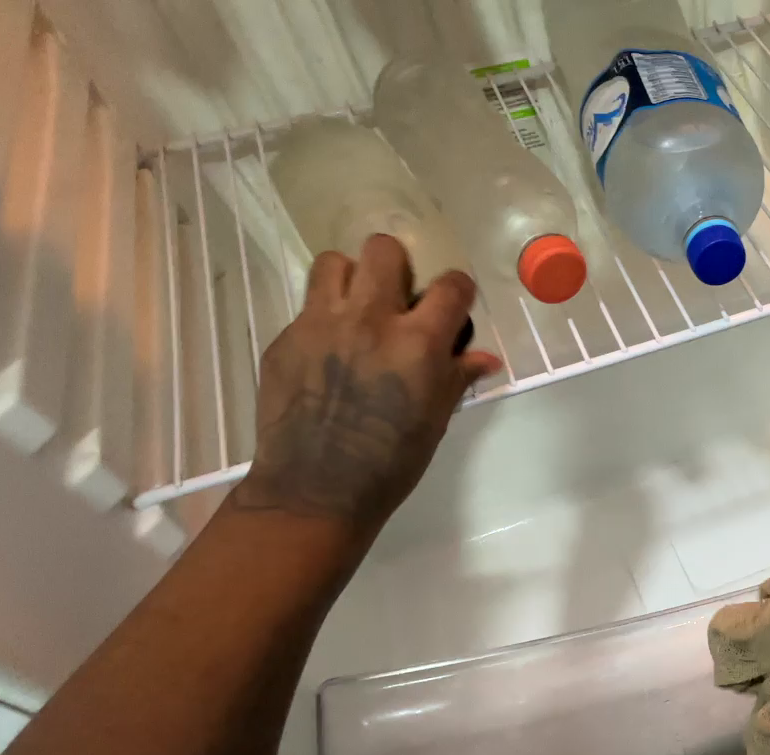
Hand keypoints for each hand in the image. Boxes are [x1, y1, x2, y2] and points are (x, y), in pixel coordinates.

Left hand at [233, 234, 501, 525]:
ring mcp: (320, 324)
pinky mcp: (285, 338)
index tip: (455, 303)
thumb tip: (483, 358)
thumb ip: (456, 377)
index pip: (451, 287)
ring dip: (353, 280)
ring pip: (335, 263)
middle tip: (399, 301)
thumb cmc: (391, 463)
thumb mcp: (435, 420)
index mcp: (418, 343)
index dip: (458, 291)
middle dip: (399, 269)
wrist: (317, 489)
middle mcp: (370, 320)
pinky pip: (308, 307)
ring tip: (358, 312)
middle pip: (384, 250)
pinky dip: (325, 321)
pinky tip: (329, 356)